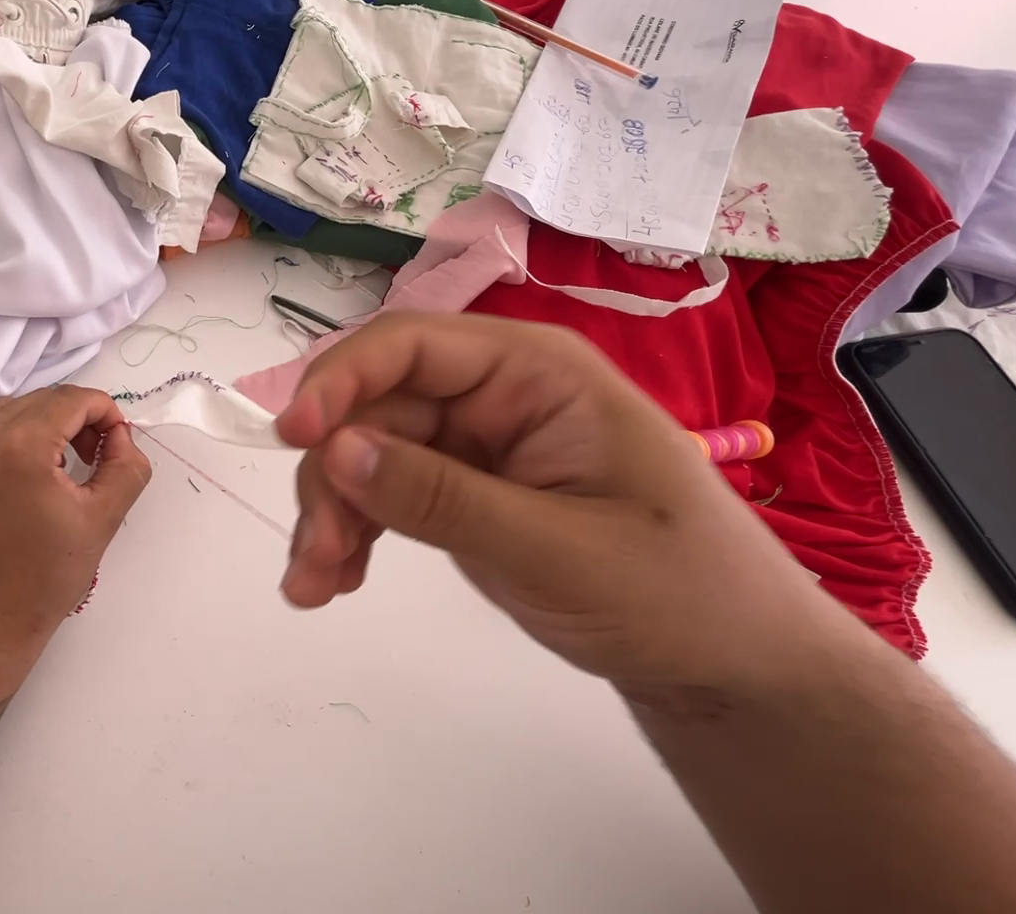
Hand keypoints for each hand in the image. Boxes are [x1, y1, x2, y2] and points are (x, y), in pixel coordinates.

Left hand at [0, 386, 153, 659]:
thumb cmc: (46, 575)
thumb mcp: (104, 518)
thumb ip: (126, 464)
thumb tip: (118, 433)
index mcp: (21, 446)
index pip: (73, 399)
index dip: (105, 412)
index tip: (114, 442)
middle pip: (43, 400)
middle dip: (76, 421)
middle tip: (91, 461)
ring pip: (9, 407)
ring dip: (39, 424)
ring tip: (52, 467)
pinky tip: (8, 456)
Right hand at [276, 312, 855, 694]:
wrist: (725, 669)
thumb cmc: (676, 594)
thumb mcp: (557, 550)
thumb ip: (440, 497)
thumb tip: (333, 449)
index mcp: (531, 373)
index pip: (410, 346)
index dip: (339, 380)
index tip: (290, 437)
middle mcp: (490, 395)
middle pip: (370, 410)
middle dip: (331, 479)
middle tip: (315, 558)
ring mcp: (468, 445)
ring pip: (361, 455)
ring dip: (329, 515)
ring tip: (316, 585)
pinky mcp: (454, 490)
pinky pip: (379, 495)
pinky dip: (348, 534)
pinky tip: (333, 581)